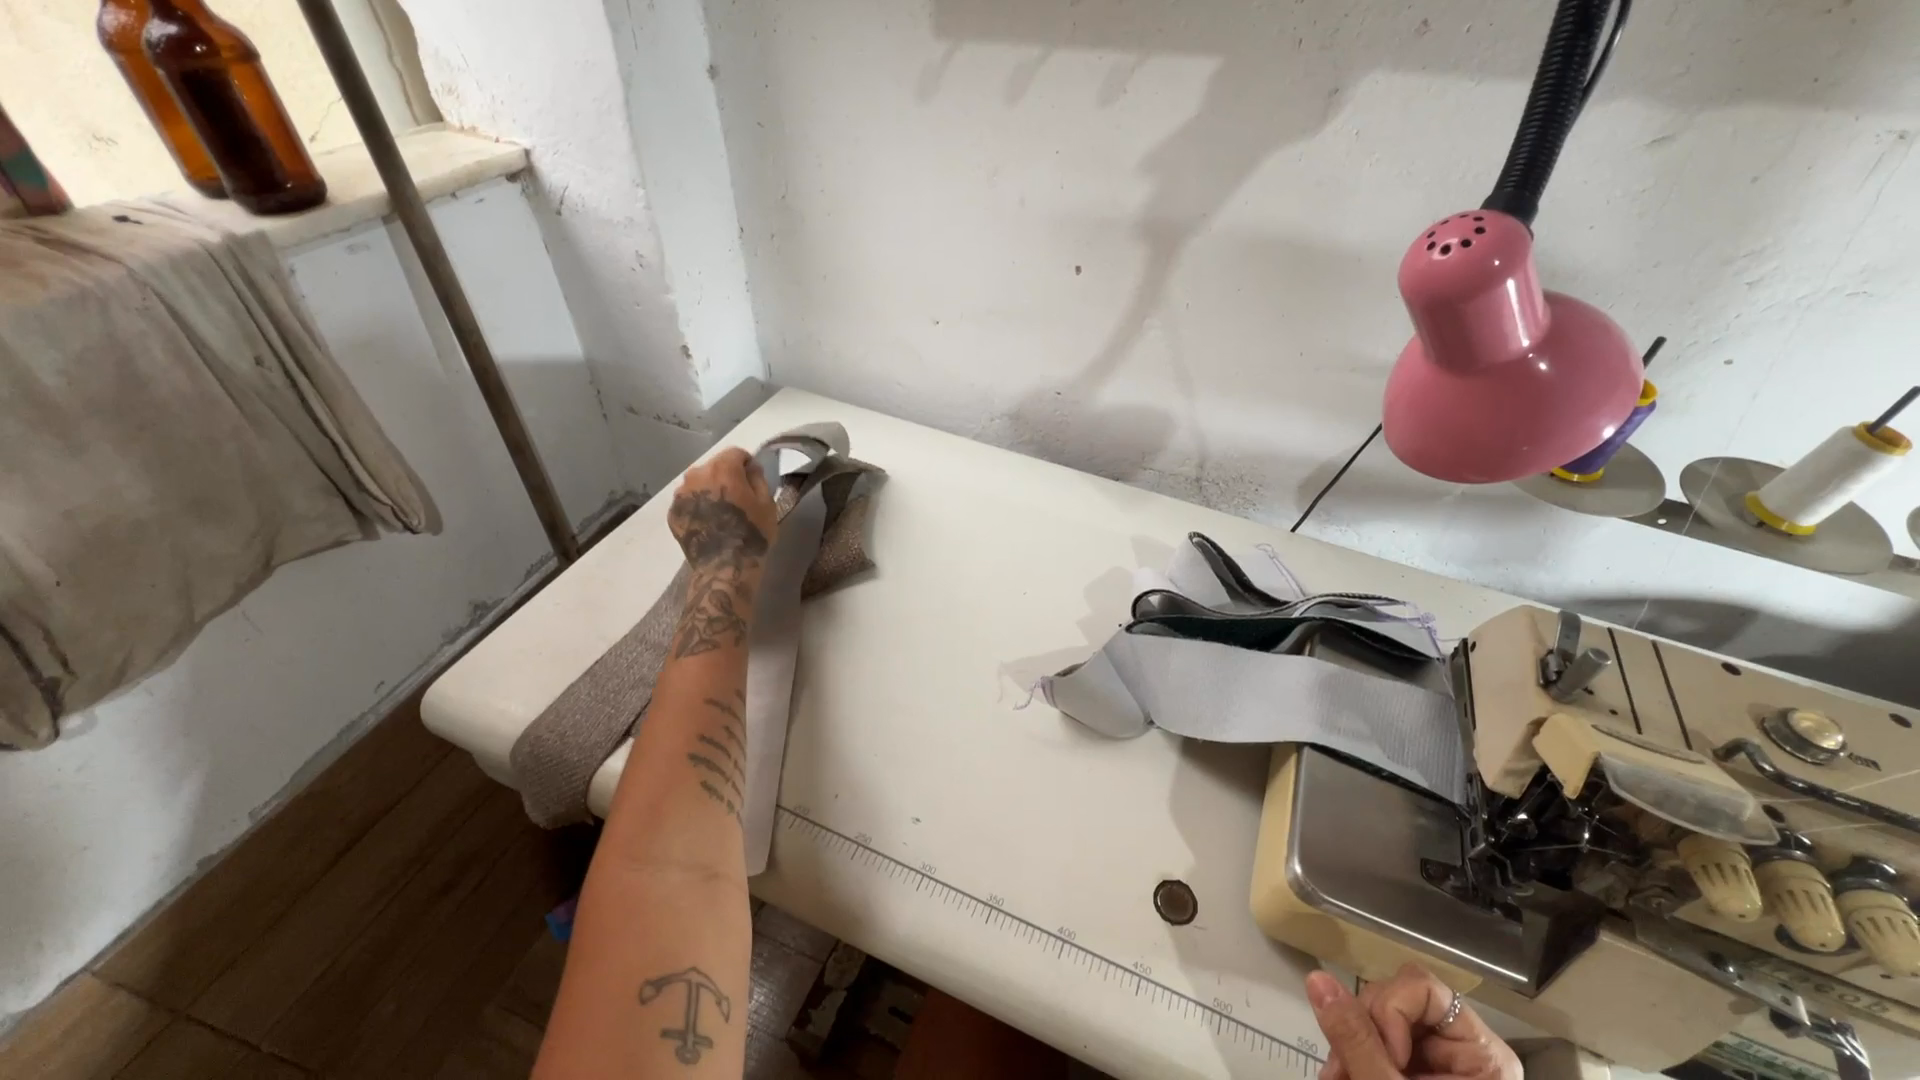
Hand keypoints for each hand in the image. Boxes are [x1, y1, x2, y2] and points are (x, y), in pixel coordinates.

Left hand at [667, 448, 776, 658]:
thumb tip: (750, 469)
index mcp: (722, 468)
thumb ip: (758, 479)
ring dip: (709, 491)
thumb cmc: (751, 534)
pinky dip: (697, 506)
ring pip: (699, 483)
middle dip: (726, 476)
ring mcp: (680, 494)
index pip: (736, 453)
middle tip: (738, 498)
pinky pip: (688, 501)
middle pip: (714, 466)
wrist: (724, 567)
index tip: (753, 480)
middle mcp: (696, 475)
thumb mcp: (767, 504)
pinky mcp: (672, 513)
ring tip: (721, 512)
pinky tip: (708, 524)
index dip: (747, 464)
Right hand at [1306, 965, 1520, 1079]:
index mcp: (1484, 1054)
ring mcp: (1441, 1062)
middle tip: (1338, 1072)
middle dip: (1360, 1032)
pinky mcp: (1417, 1073)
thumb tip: (1316, 978)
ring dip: (1349, 1046)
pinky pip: (1378, 1043)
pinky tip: (1342, 1075)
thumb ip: (1357, 1040)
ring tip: (1334, 1078)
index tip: (1384, 1060)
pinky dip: (1354, 1057)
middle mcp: (1465, 1048)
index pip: (1422, 988)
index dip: (1388, 1013)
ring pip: (1380, 1021)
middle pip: (1396, 1001)